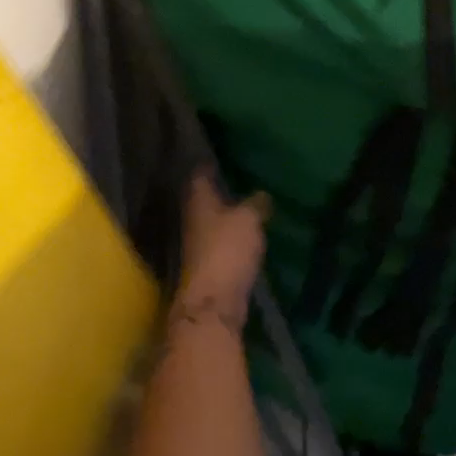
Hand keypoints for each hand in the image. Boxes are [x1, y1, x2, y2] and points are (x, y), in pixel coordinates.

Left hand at [176, 175, 268, 329]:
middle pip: (204, 196)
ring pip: (213, 219)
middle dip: (220, 188)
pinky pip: (221, 240)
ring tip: (252, 203)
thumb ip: (256, 203)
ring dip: (227, 213)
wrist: (213, 301)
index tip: (225, 154)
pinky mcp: (207, 263)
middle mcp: (192, 216)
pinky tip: (248, 232)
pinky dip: (232, 235)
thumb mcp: (249, 219)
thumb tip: (263, 194)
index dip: (210, 162)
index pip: (200, 172)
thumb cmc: (226, 249)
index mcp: (197, 198)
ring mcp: (197, 241)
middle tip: (244, 175)